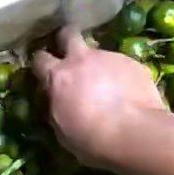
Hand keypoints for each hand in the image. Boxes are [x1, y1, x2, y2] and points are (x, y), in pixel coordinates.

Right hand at [31, 25, 168, 168]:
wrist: (133, 134)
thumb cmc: (91, 139)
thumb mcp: (62, 129)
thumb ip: (58, 107)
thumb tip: (58, 102)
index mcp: (58, 77)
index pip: (40, 59)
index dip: (41, 65)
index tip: (45, 72)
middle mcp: (81, 59)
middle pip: (69, 34)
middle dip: (67, 39)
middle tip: (71, 52)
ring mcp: (109, 57)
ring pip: (99, 52)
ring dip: (98, 64)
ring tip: (107, 84)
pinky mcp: (133, 62)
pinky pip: (121, 64)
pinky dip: (120, 75)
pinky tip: (127, 92)